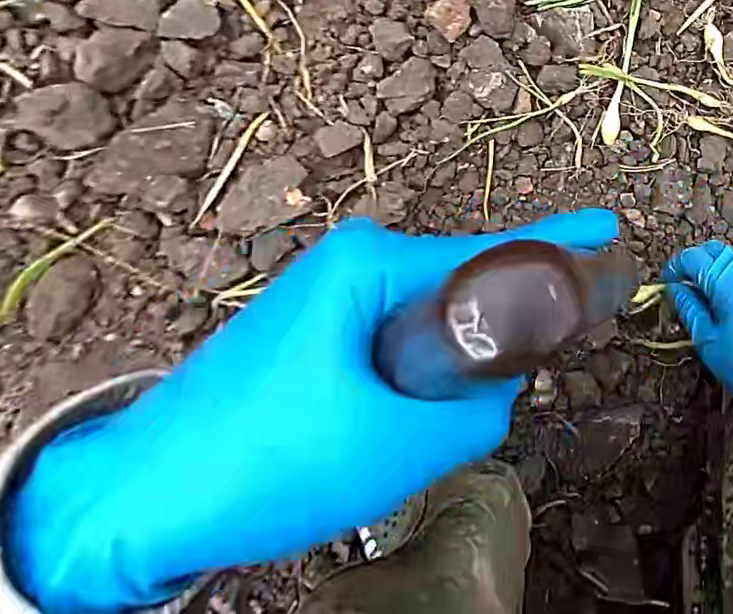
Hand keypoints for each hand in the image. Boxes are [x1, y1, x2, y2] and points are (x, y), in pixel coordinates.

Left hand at [8, 210, 619, 612]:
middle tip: (541, 349)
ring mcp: (334, 288)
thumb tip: (508, 389)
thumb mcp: (397, 446)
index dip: (558, 241)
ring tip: (454, 402)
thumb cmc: (261, 463)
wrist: (125, 507)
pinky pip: (401, 327)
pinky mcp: (320, 321)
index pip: (491, 249)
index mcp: (372, 265)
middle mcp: (358, 260)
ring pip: (433, 311)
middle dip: (507, 316)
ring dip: (461, 349)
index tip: (608, 225)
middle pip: (466, 282)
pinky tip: (420, 400)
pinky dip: (427, 357)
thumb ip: (482, 413)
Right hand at [663, 241, 732, 410]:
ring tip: (715, 303)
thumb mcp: (708, 341)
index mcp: (729, 283)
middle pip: (718, 252)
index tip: (669, 279)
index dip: (677, 265)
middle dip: (699, 263)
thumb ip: (690, 308)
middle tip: (688, 286)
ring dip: (723, 275)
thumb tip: (677, 289)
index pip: (695, 256)